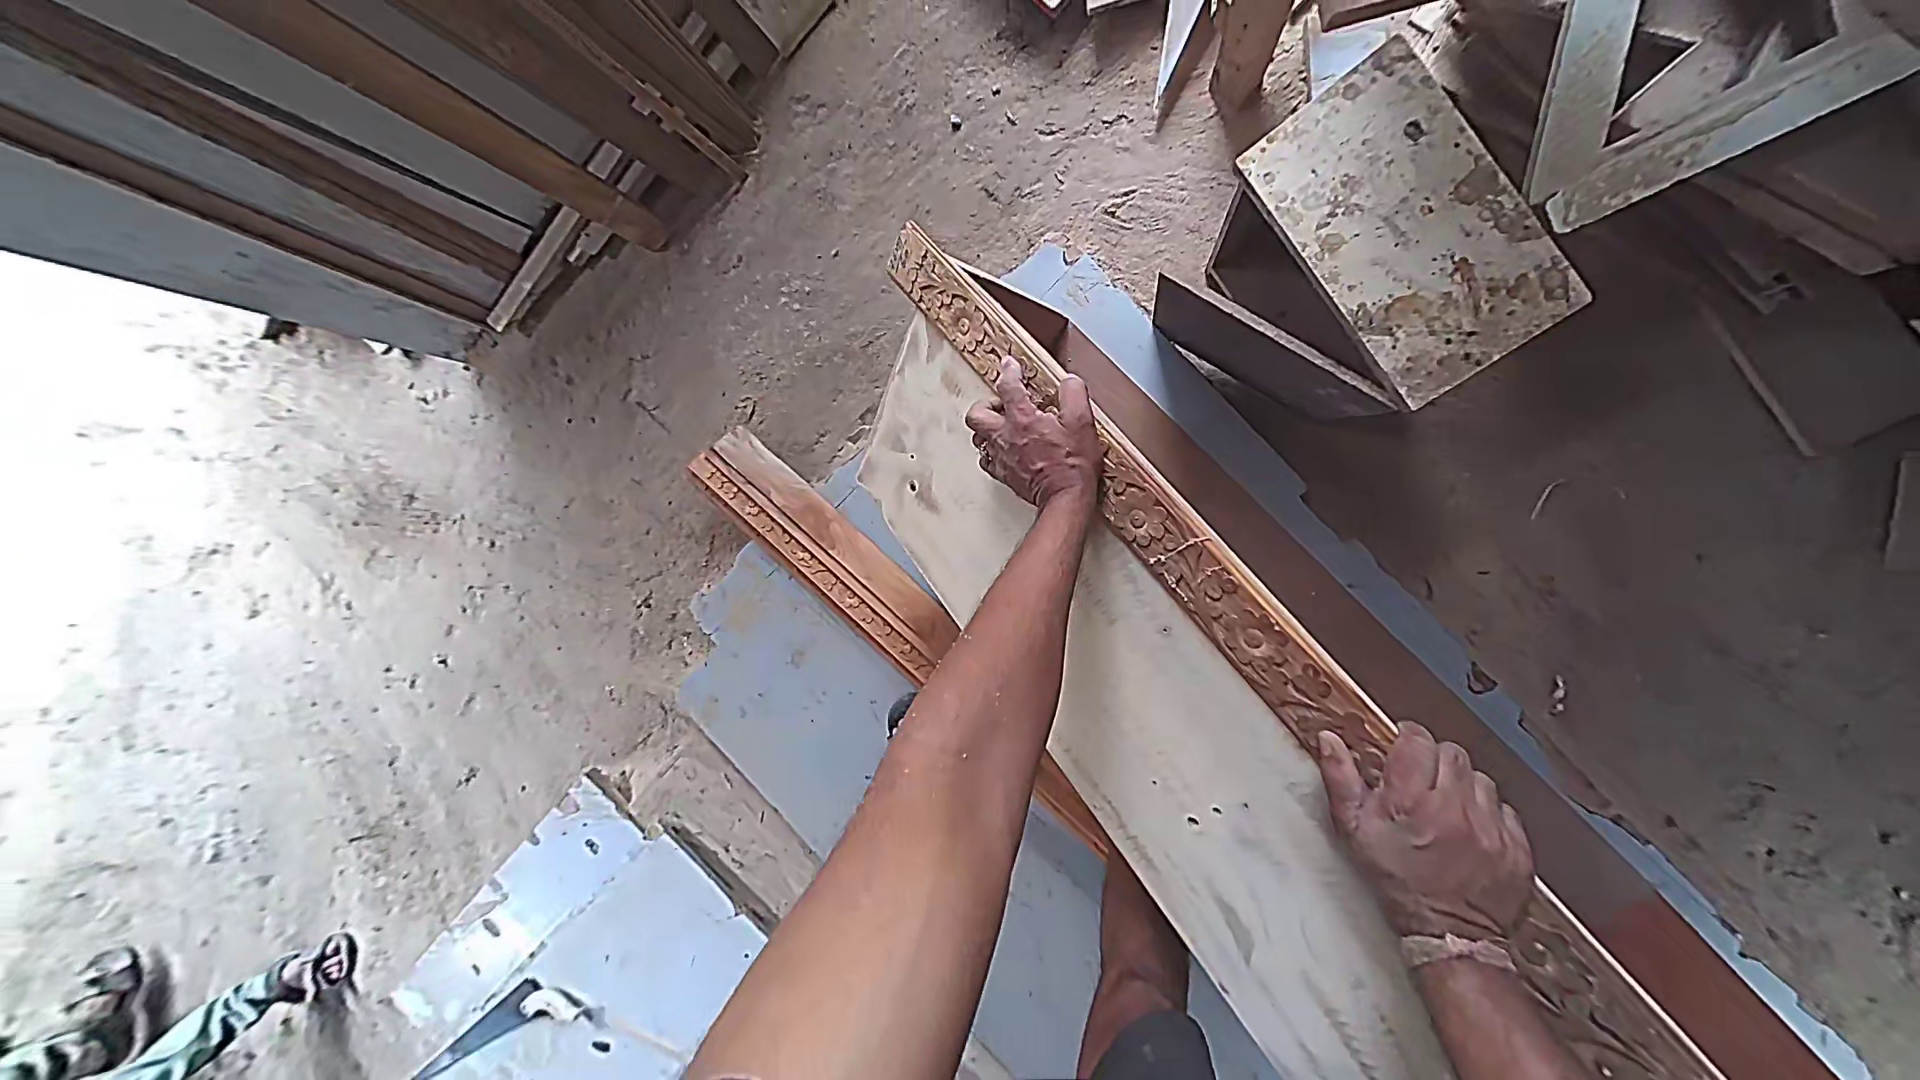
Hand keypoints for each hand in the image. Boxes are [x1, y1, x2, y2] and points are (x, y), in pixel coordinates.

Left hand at [965, 357, 1099, 509]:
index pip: (1007, 386)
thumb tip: (1069, 381)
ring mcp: (1001, 457)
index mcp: (1022, 418)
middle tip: (1002, 404)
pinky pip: (986, 460)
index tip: (1010, 365)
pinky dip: (991, 452)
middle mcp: (1005, 436)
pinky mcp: (1003, 474)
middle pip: (977, 414)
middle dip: (987, 404)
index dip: (1008, 371)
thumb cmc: (1073, 464)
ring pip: (977, 437)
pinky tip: (1004, 450)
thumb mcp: (1082, 422)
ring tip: (1002, 426)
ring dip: (986, 428)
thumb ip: (1074, 394)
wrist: (1065, 497)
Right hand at [1316, 723, 1532, 940]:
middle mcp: (1454, 809)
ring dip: (1461, 783)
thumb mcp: (1352, 827)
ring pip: (1480, 778)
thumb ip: (1340, 777)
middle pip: (1452, 753)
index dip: (1409, 736)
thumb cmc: (1395, 878)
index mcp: (1411, 801)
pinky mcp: (1517, 848)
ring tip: (1445, 803)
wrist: (1445, 931)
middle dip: (1434, 758)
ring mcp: (1491, 829)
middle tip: (1420, 775)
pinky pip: (1505, 808)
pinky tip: (1469, 824)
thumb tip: (1329, 740)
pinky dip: (1487, 810)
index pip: (1418, 741)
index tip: (1402, 741)